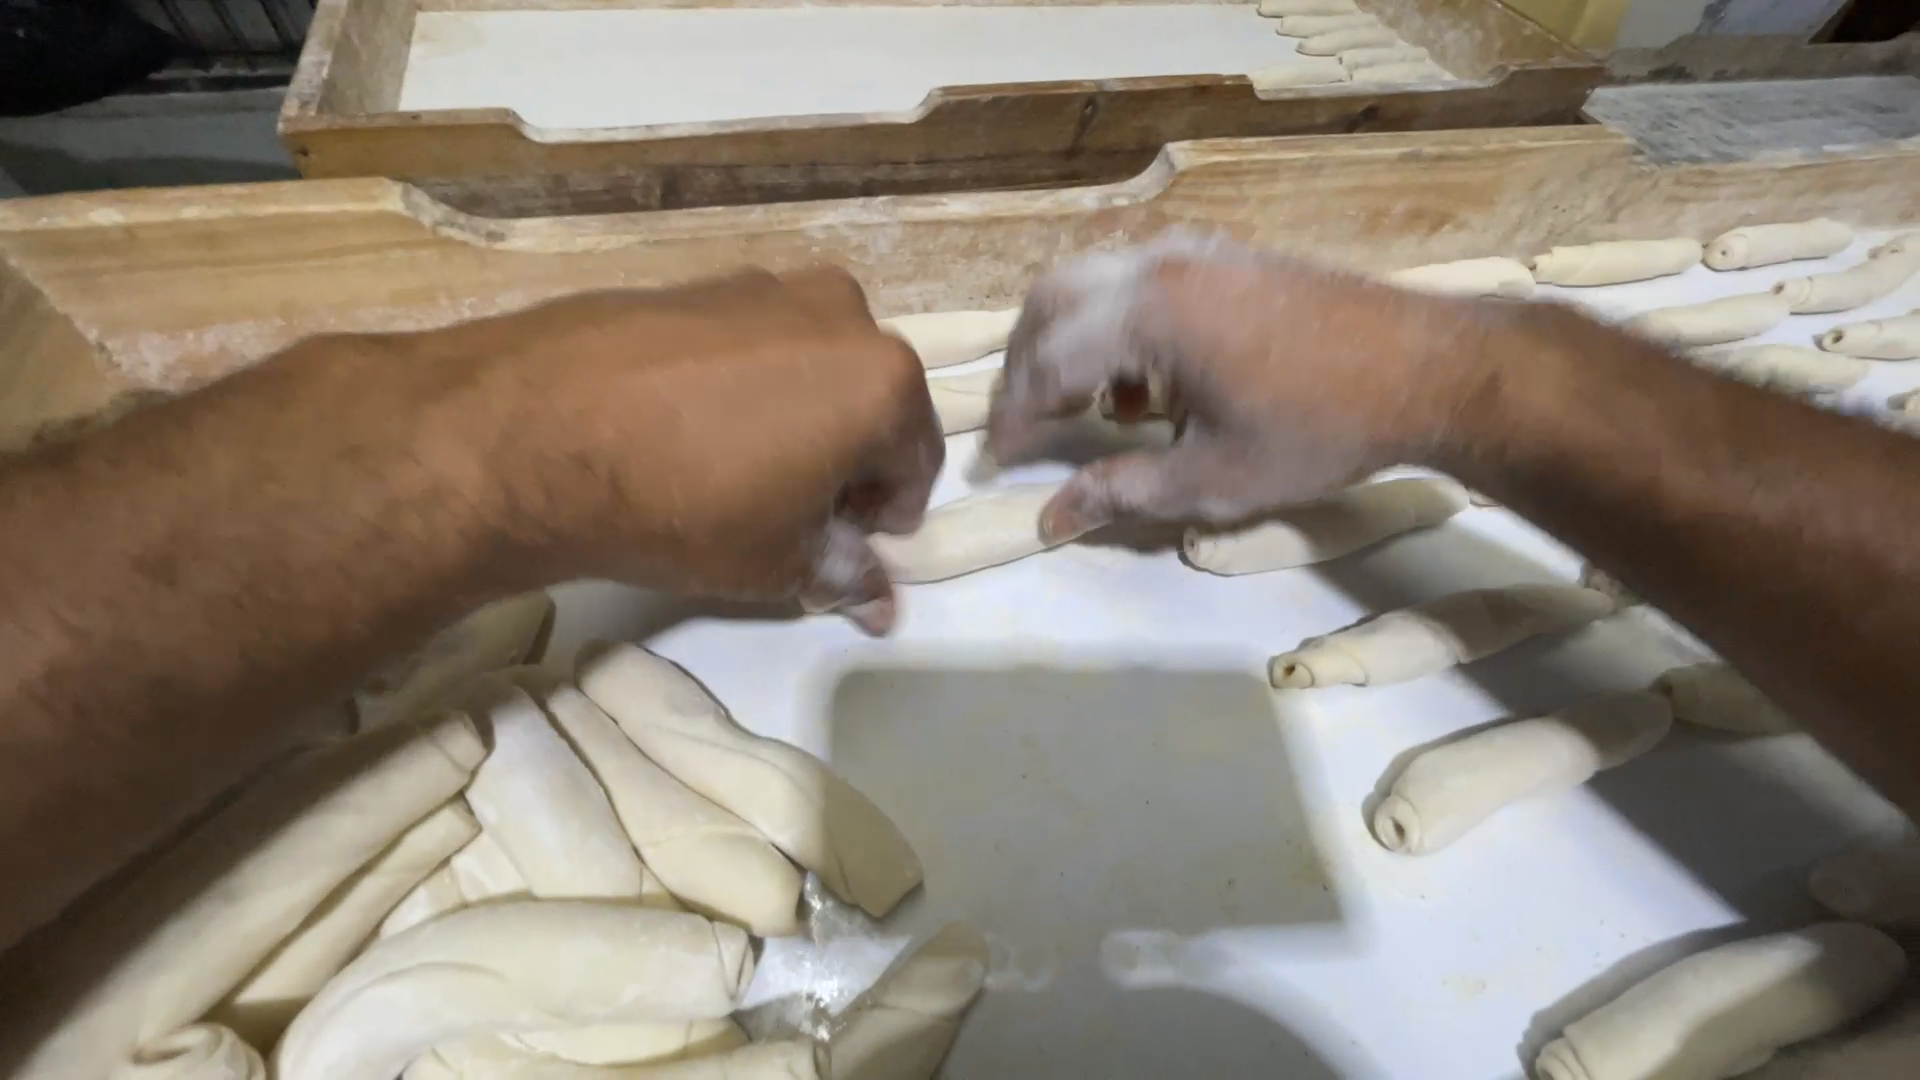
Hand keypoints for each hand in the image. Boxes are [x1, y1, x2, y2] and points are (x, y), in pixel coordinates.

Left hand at [437, 268, 942, 633]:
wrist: (531, 433)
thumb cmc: (687, 506)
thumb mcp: (778, 561)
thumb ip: (847, 577)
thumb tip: (884, 609)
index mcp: (883, 381)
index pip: (917, 463)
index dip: (888, 513)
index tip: (845, 540)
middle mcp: (844, 315)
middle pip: (874, 406)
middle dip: (851, 461)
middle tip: (796, 506)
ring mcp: (772, 287)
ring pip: (820, 369)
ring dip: (806, 417)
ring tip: (742, 463)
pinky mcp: (708, 279)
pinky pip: (762, 342)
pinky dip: (756, 383)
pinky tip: (697, 423)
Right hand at [985, 231, 1500, 541]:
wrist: (1431, 370)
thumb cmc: (1318, 430)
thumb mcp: (1211, 478)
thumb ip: (1120, 492)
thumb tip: (1048, 521)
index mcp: (1148, 315)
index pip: (1046, 365)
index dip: (1013, 418)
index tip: (996, 460)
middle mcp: (1157, 265)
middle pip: (1050, 303)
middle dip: (1025, 366)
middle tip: (1027, 424)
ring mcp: (1191, 250)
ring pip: (1088, 282)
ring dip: (1066, 341)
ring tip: (1084, 406)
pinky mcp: (1219, 254)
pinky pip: (1133, 279)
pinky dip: (1112, 326)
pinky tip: (1145, 382)